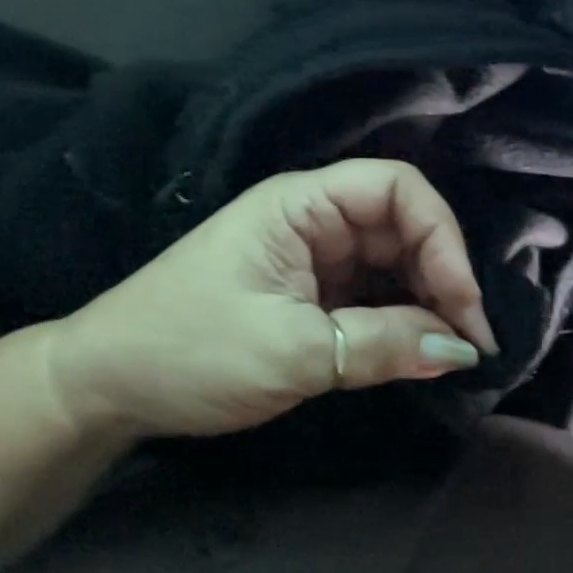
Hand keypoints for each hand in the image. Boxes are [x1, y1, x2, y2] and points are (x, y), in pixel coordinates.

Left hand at [51, 159, 499, 438]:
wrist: (105, 384)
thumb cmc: (189, 349)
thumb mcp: (291, 351)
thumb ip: (382, 345)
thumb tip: (463, 350)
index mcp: (300, 204)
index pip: (397, 188)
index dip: (442, 237)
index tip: (464, 306)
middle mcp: (311, 219)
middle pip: (401, 224)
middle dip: (441, 274)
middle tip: (467, 344)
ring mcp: (308, 257)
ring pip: (390, 262)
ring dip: (424, 301)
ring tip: (448, 355)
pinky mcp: (305, 294)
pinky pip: (369, 295)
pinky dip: (397, 321)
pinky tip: (416, 354)